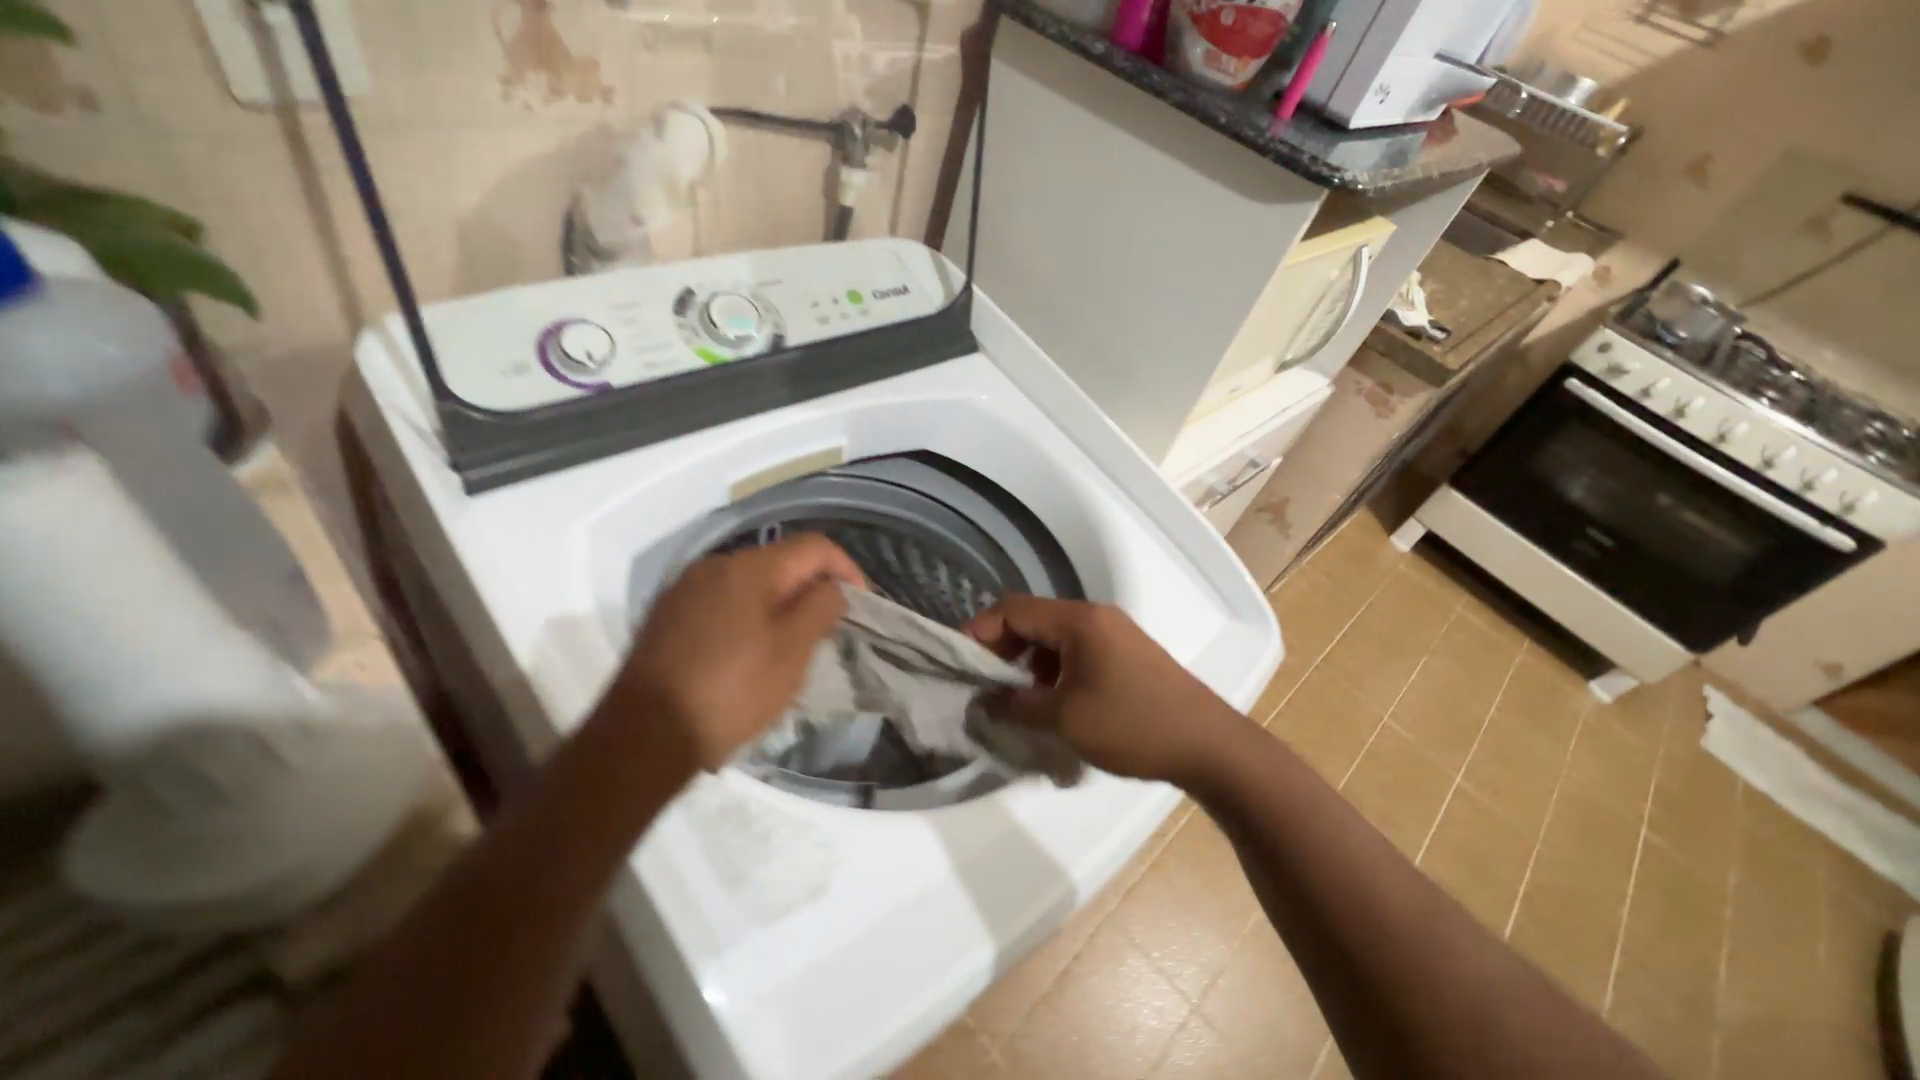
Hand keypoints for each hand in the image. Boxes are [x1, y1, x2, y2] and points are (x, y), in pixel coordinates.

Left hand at [606, 535, 865, 774]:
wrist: (644, 735)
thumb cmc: (730, 691)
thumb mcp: (792, 652)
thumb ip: (820, 608)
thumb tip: (831, 587)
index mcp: (749, 567)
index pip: (814, 546)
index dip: (847, 570)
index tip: (861, 606)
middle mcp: (713, 565)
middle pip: (779, 563)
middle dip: (810, 591)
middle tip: (827, 632)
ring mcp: (683, 590)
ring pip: (748, 586)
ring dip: (777, 607)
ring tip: (789, 649)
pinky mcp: (665, 618)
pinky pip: (720, 606)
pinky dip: (745, 621)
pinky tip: (745, 658)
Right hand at [964, 596, 1246, 786]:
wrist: (1208, 745)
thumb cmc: (1132, 725)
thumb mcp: (1065, 719)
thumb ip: (1016, 707)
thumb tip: (983, 703)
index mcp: (1079, 621)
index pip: (1013, 609)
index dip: (979, 632)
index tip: (957, 663)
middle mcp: (1096, 618)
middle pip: (1034, 622)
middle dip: (1002, 652)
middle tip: (982, 687)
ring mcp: (1116, 637)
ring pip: (1055, 641)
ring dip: (1028, 667)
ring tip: (1014, 704)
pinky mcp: (1128, 658)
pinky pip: (1077, 655)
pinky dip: (1055, 675)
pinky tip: (1051, 708)